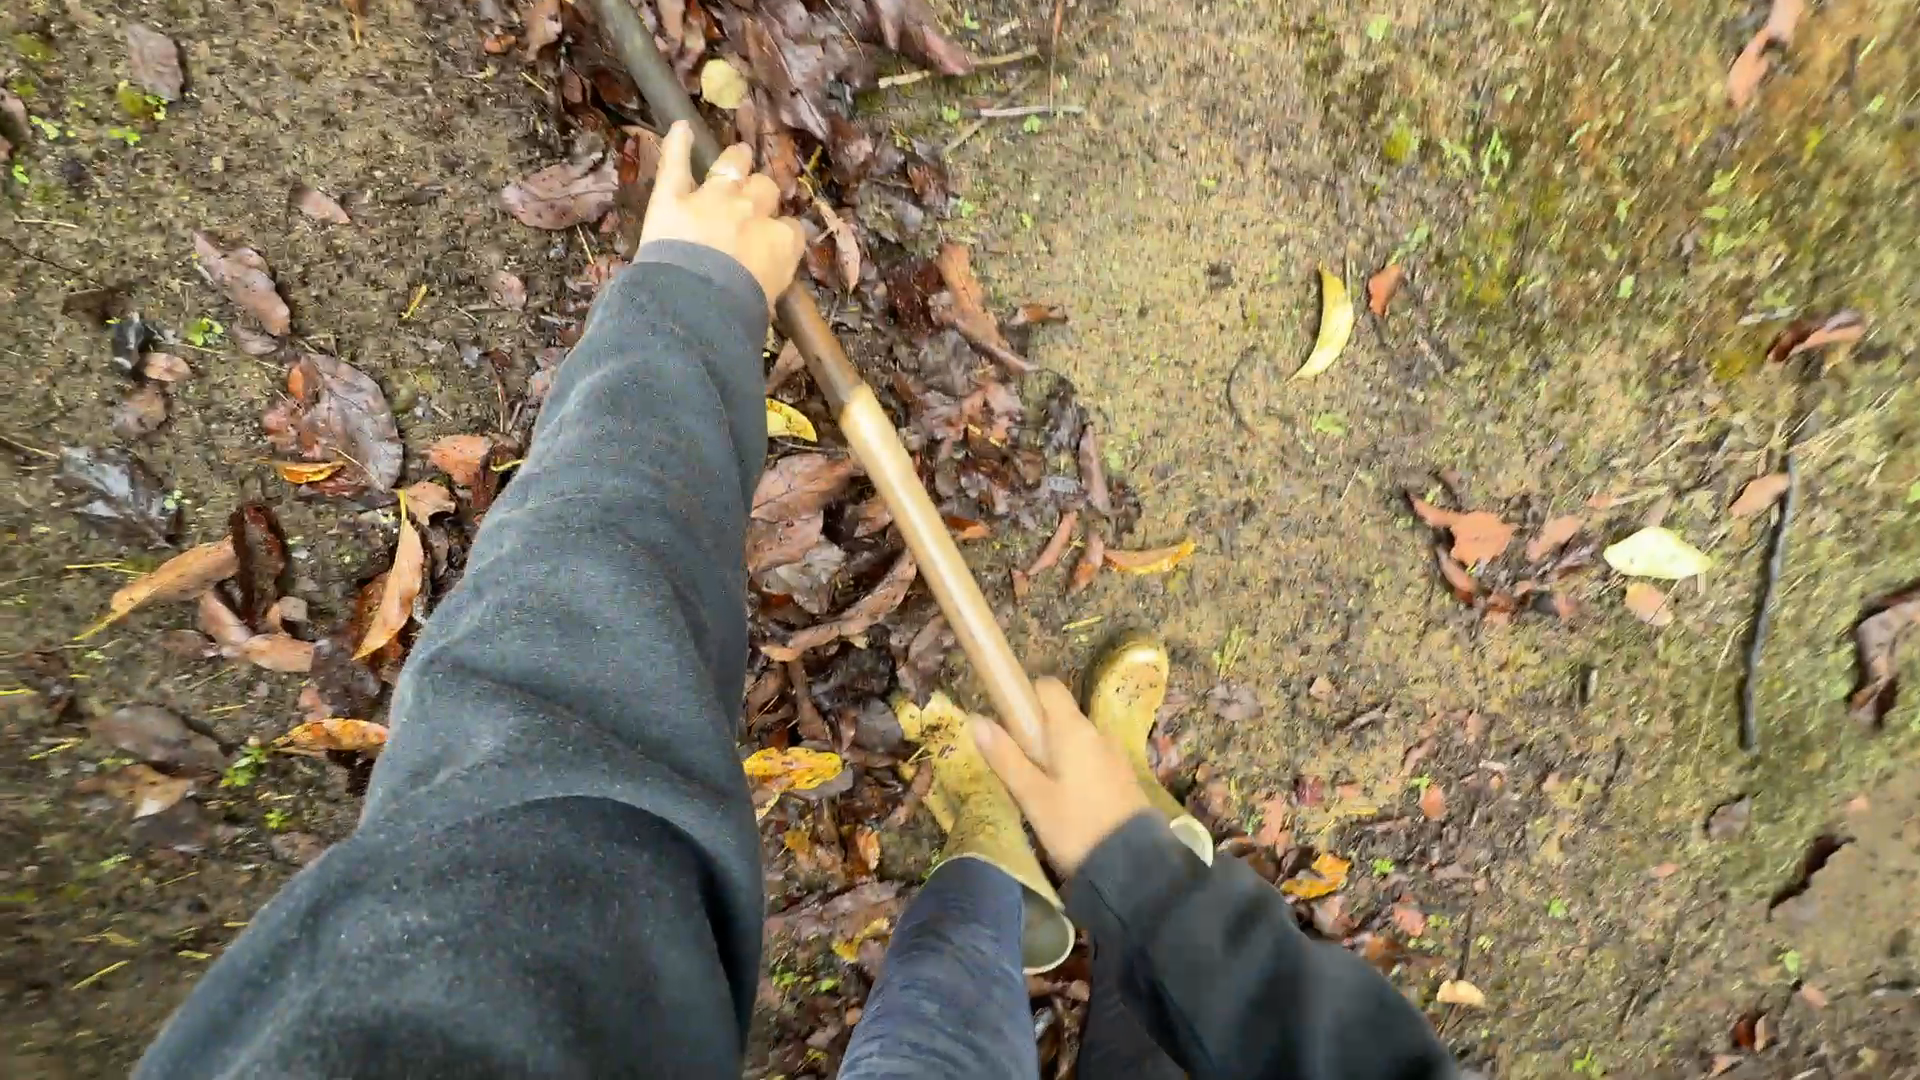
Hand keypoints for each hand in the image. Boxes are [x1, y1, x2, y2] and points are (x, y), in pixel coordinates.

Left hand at [640, 120, 806, 307]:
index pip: (791, 229)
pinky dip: (677, 144)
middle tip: (758, 199)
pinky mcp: (674, 196)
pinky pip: (676, 164)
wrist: (700, 303)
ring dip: (736, 160)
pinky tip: (681, 127)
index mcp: (782, 241)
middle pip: (765, 190)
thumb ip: (773, 278)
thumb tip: (767, 279)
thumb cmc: (742, 311)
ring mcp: (713, 198)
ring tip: (739, 154)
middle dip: (763, 194)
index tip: (779, 241)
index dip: (784, 233)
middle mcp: (752, 211)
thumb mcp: (772, 299)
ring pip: (730, 167)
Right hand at [970, 677, 1150, 877]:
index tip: (1011, 725)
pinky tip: (1069, 804)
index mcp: (1073, 729)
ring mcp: (1115, 754)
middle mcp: (1097, 732)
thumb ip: (1005, 757)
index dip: (1026, 697)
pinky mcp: (1125, 777)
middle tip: (1021, 770)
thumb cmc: (1076, 827)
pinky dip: (1076, 770)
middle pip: (1060, 716)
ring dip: (1057, 756)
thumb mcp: (1033, 796)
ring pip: (1076, 741)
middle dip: (1037, 734)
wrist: (1135, 868)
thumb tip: (976, 719)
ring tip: (1043, 793)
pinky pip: (1092, 760)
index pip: (1048, 687)